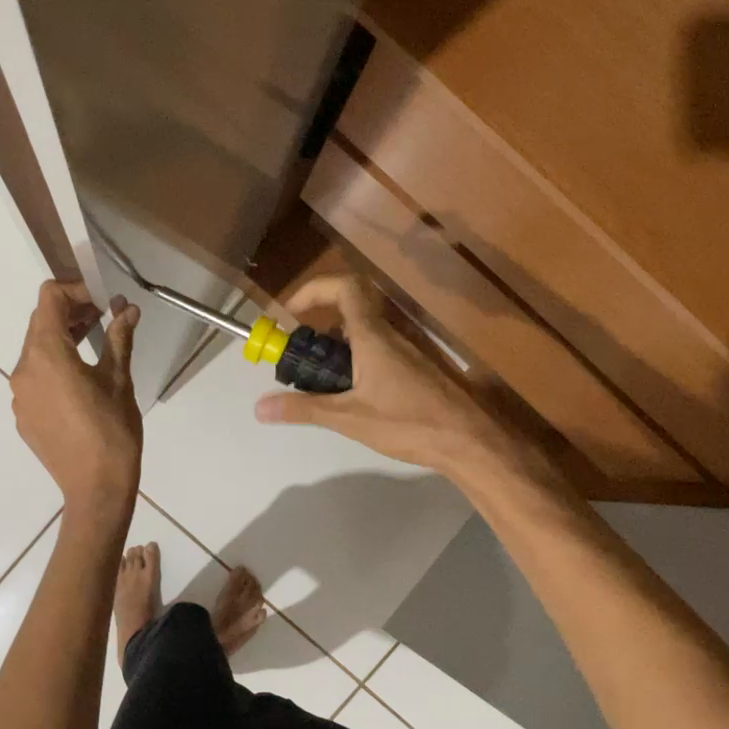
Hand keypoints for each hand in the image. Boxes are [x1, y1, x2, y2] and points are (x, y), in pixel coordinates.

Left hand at [11, 281, 143, 522]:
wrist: (95, 489)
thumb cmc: (113, 432)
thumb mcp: (120, 381)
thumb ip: (119, 338)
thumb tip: (129, 310)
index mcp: (46, 354)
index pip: (49, 298)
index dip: (76, 290)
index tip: (103, 301)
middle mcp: (23, 370)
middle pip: (40, 324)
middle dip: (71, 314)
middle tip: (105, 319)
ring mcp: (19, 396)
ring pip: (37, 353)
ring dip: (63, 342)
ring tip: (95, 350)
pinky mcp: (23, 417)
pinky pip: (35, 381)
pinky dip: (55, 370)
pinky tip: (81, 387)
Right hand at [254, 275, 544, 478]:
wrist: (468, 440)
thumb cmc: (408, 423)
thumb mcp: (348, 419)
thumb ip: (304, 409)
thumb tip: (260, 407)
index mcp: (373, 336)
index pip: (344, 288)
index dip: (314, 290)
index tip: (291, 313)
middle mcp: (393, 333)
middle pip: (353, 308)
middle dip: (321, 323)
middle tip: (303, 356)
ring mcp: (410, 349)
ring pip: (368, 330)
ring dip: (340, 344)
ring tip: (324, 381)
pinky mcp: (421, 366)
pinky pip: (382, 348)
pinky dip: (360, 358)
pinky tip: (355, 393)